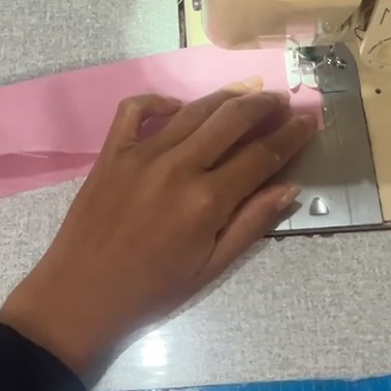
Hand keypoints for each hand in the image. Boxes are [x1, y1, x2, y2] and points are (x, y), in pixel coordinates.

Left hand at [0, 83, 315, 378]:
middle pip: (232, 119)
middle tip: (283, 100)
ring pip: (193, 110)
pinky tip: (178, 107)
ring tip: (248, 93)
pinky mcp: (112, 151)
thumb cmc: (152, 292)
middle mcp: (178, 166)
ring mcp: (141, 154)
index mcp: (207, 201)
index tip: (310, 119)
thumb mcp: (211, 268)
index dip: (291, 136)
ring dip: (226, 98)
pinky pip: (136, 109)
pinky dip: (160, 100)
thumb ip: (252, 224)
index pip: (261, 156)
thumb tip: (290, 188)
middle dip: (264, 105)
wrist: (80, 297)